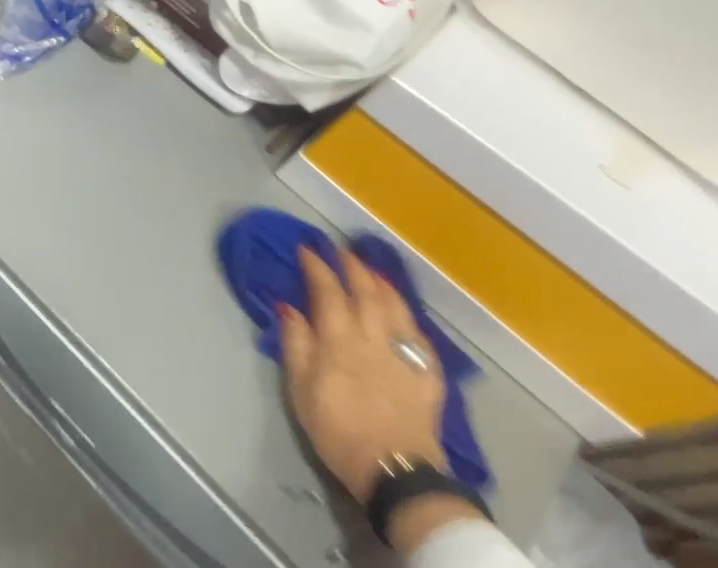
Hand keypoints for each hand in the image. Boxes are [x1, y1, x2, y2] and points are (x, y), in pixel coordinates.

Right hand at [281, 246, 448, 503]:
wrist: (394, 469)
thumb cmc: (336, 430)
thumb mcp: (300, 390)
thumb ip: (296, 345)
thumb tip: (289, 307)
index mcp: (339, 342)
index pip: (328, 294)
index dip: (318, 269)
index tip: (307, 249)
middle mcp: (374, 340)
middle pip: (366, 294)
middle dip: (352, 267)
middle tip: (341, 250)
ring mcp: (405, 356)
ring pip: (396, 309)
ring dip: (383, 285)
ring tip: (373, 270)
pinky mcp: (428, 375)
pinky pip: (420, 338)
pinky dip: (410, 320)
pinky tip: (405, 316)